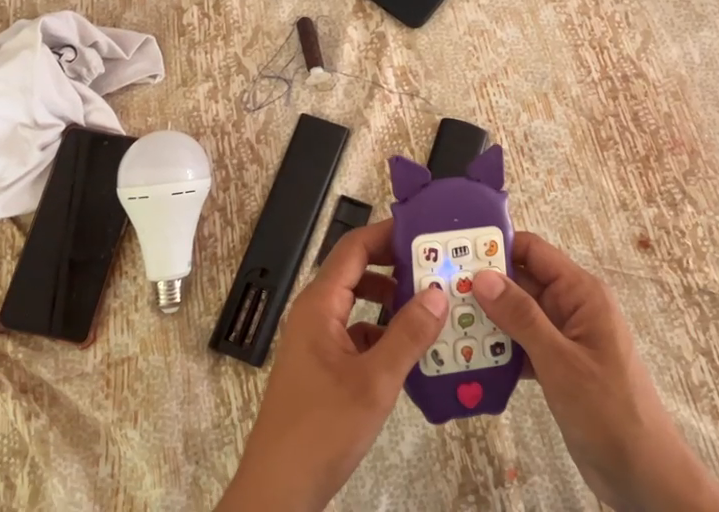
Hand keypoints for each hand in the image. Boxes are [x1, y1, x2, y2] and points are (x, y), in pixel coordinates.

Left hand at [216, 220, 447, 511]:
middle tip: (438, 271)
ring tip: (432, 309)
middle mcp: (315, 314)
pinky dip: (384, 334)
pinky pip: (358, 334)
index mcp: (319, 305)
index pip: (354, 248)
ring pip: (359, 305)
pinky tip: (412, 351)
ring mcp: (317, 341)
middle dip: (396, 268)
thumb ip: (408, 335)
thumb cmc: (322, 429)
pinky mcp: (323, 366)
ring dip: (392, 304)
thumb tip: (438, 294)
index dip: (387, 234)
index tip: (425, 232)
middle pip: (357, 273)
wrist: (280, 489)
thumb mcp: (375, 381)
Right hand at [472, 232, 718, 511]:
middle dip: (483, 285)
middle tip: (438, 290)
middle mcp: (572, 307)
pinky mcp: (557, 366)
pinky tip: (468, 357)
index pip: (533, 251)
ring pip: (517, 315)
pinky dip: (499, 349)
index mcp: (581, 293)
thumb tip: (482, 276)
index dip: (495, 246)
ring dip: (487, 320)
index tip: (453, 251)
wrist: (642, 473)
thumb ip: (521, 316)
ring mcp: (564, 337)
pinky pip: (521, 344)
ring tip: (444, 322)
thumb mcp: (559, 360)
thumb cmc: (608, 410)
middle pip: (521, 281)